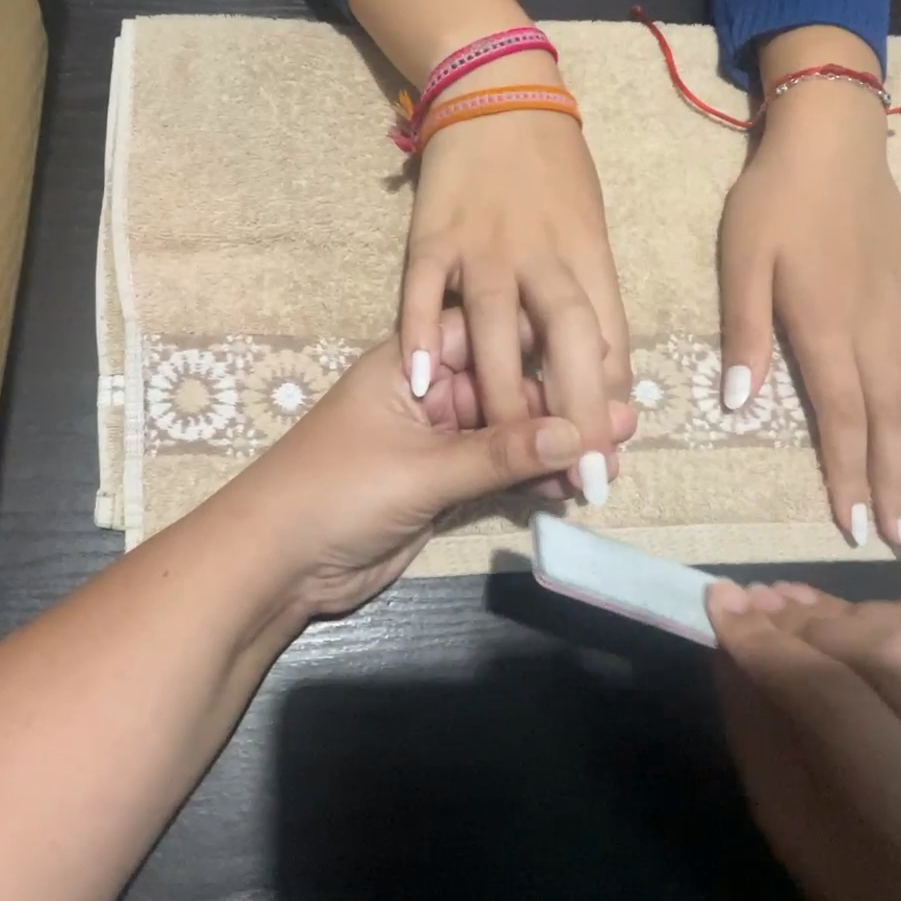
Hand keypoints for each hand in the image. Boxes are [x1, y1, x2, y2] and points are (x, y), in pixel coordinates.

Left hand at [219, 311, 637, 617]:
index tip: (601, 369)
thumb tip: (579, 434)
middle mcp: (429, 393)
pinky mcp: (440, 484)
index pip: (489, 338)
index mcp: (412, 363)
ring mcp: (435, 441)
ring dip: (551, 449)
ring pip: (506, 436)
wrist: (279, 561)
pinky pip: (495, 473)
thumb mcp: (421, 468)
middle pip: (505, 390)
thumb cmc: (337, 492)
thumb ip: (500, 453)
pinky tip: (569, 488)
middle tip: (621, 426)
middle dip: (559, 410)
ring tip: (610, 460)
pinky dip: (528, 480)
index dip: (544, 353)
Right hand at [404, 88, 631, 504]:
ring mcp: (484, 243)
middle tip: (578, 483)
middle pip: (565, 337)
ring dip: (502, 389)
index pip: (606, 340)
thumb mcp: (590, 234)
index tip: (610, 464)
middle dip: (574, 412)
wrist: (499, 92)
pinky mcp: (433, 234)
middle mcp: (541, 254)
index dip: (610, 405)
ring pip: (496, 323)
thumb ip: (595, 305)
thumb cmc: (552, 173)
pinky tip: (424, 381)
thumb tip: (608, 382)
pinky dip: (424, 333)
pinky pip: (425, 289)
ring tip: (502, 451)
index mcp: (587, 256)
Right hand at [707, 581, 900, 900]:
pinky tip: (895, 626)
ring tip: (828, 630)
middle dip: (812, 623)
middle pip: (894, 650)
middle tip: (768, 617)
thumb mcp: (791, 820)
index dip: (765, 643)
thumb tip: (731, 618)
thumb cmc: (877, 887)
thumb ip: (756, 718)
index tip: (720, 604)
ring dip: (864, 614)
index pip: (834, 698)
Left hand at [720, 32, 900, 554]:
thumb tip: (743, 406)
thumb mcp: (741, 267)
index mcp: (827, 332)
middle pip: (890, 421)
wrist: (831, 141)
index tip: (860, 528)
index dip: (849, 477)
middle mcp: (878, 332)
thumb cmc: (772, 205)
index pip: (841, 421)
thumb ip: (746, 336)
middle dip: (898, 484)